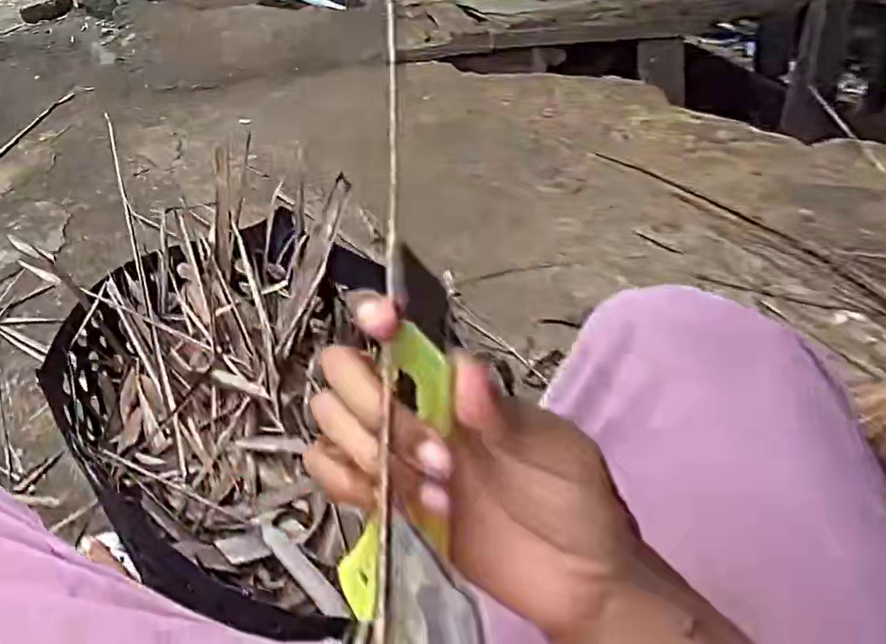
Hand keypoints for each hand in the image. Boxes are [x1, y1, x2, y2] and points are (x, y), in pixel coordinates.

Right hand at [303, 295, 726, 641]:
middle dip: (376, 407)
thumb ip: (503, 411)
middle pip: (339, 367)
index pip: (385, 327)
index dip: (371, 313)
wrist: (574, 582)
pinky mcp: (363, 481)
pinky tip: (387, 500)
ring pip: (327, 414)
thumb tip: (466, 371)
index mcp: (436, 378)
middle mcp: (396, 398)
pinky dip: (345, 480)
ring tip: (433, 494)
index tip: (382, 322)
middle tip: (437, 457)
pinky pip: (320, 462)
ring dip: (372, 453)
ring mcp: (375, 439)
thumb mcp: (554, 449)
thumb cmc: (568, 502)